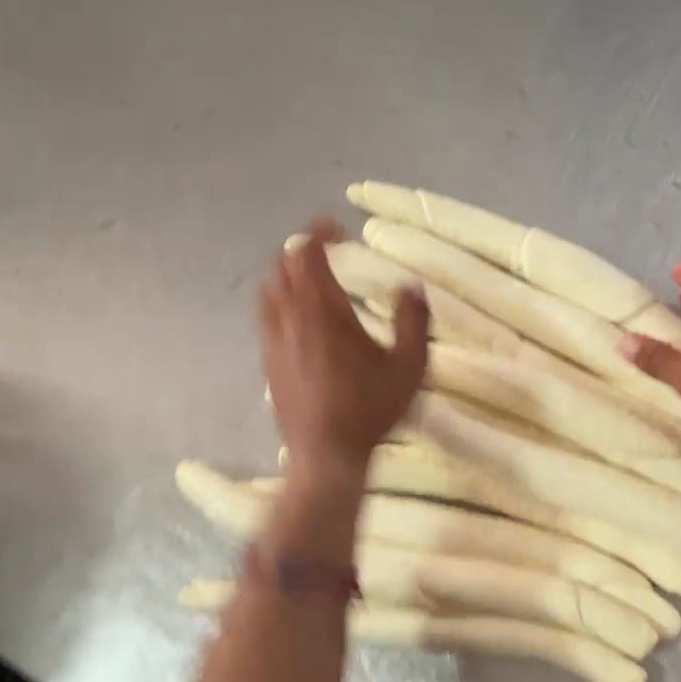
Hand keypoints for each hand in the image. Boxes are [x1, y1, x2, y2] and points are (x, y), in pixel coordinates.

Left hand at [262, 218, 428, 477]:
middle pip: (282, 265)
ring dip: (288, 278)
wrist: (325, 453)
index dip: (319, 232)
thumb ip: (413, 322)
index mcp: (323, 309)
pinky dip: (282, 307)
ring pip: (270, 291)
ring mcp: (273, 340)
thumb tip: (412, 288)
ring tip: (311, 285)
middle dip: (302, 251)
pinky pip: (268, 320)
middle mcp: (290, 316)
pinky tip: (300, 327)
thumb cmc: (370, 409)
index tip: (336, 229)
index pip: (307, 251)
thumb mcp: (408, 367)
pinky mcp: (267, 364)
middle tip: (326, 253)